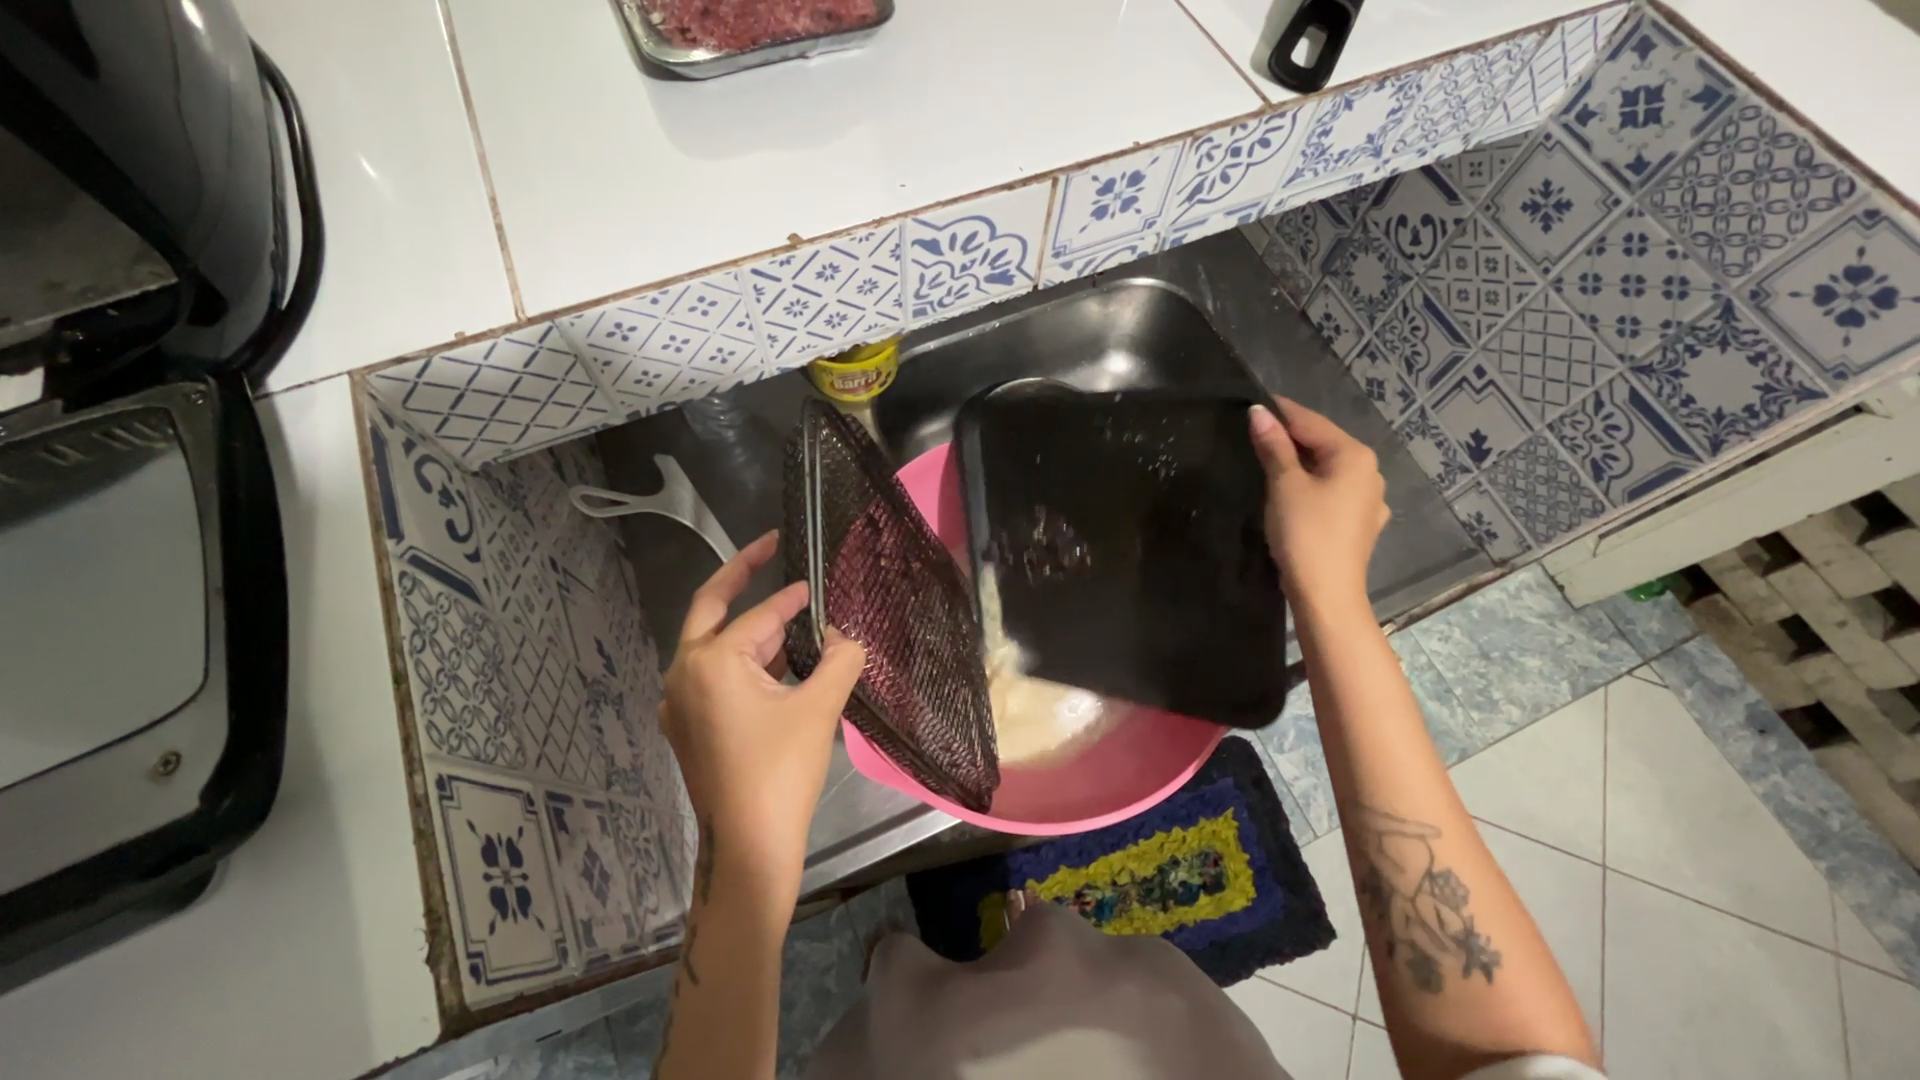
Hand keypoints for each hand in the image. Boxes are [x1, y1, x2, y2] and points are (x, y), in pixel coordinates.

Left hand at [659, 530, 865, 895]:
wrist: (748, 847)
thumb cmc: (782, 772)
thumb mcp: (819, 709)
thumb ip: (841, 659)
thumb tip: (848, 637)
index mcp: (710, 661)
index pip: (760, 615)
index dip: (794, 598)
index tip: (818, 583)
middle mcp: (682, 674)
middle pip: (710, 609)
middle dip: (739, 575)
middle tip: (767, 548)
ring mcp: (678, 703)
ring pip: (714, 648)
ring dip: (750, 631)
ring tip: (792, 621)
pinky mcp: (686, 728)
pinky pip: (712, 678)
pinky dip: (742, 664)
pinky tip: (775, 669)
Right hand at [1248, 397, 1389, 608]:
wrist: (1327, 593)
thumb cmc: (1305, 533)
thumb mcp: (1284, 485)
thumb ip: (1273, 446)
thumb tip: (1259, 412)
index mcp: (1354, 455)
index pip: (1311, 421)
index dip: (1280, 412)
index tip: (1252, 405)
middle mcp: (1370, 472)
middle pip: (1324, 444)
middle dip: (1291, 438)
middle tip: (1255, 435)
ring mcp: (1370, 500)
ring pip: (1330, 470)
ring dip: (1302, 463)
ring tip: (1270, 464)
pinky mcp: (1361, 524)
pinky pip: (1334, 493)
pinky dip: (1314, 487)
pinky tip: (1297, 496)